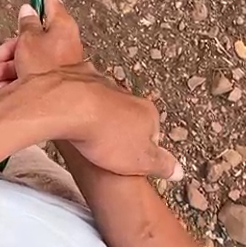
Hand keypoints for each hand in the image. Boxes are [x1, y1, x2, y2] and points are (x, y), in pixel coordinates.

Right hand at [0, 0, 86, 90]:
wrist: (57, 104)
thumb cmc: (46, 69)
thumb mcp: (28, 40)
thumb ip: (27, 24)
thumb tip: (28, 10)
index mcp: (62, 26)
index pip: (51, 4)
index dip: (36, 1)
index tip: (26, 3)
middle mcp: (65, 43)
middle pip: (35, 36)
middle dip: (13, 46)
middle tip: (0, 55)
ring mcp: (61, 63)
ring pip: (32, 57)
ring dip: (11, 66)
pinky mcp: (56, 81)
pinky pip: (34, 75)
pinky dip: (18, 78)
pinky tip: (5, 87)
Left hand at [26, 67, 180, 181]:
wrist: (67, 106)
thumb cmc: (103, 134)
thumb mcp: (140, 161)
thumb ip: (161, 165)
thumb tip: (178, 171)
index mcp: (147, 111)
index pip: (153, 133)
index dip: (140, 149)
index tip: (128, 161)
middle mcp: (126, 92)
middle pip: (128, 114)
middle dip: (118, 129)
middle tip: (104, 149)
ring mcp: (101, 81)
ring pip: (103, 99)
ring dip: (97, 113)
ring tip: (85, 133)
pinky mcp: (75, 75)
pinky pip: (78, 89)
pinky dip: (75, 99)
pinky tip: (68, 114)